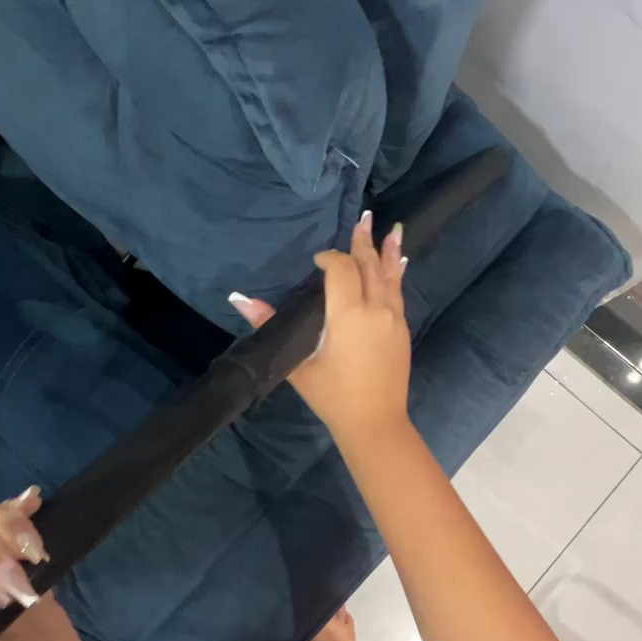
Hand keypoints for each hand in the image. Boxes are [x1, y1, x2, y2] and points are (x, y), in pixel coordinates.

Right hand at [229, 211, 411, 447]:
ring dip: (387, 252)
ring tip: (393, 228)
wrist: (376, 423)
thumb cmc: (333, 396)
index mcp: (348, 313)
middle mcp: (375, 308)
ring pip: (390, 276)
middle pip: (368, 265)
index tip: (318, 260)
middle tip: (365, 217)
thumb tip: (238, 299)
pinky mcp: (403, 331)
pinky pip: (399, 292)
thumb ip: (270, 327)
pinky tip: (399, 264)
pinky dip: (396, 275)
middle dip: (363, 242)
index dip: (330, 259)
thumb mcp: (299, 365)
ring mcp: (393, 319)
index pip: (341, 269)